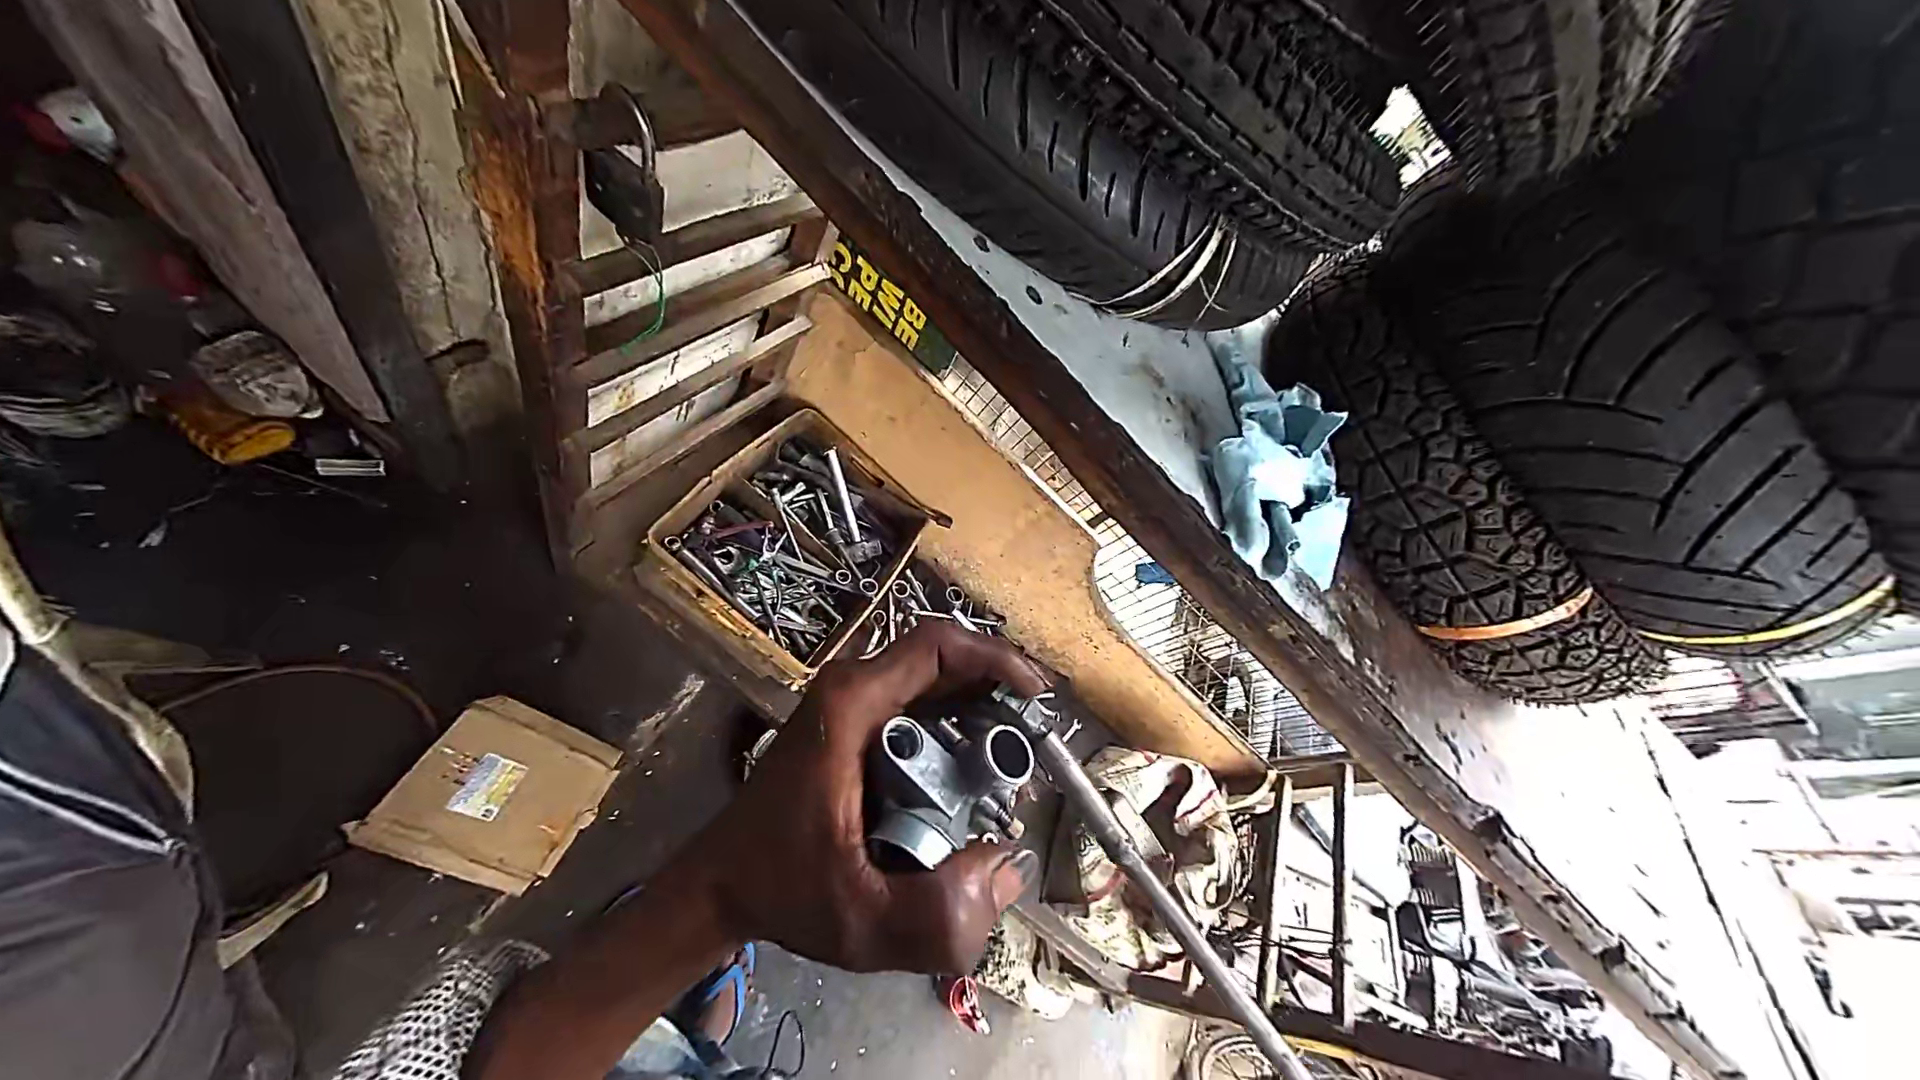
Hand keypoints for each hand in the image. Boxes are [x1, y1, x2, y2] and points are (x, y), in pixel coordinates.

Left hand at [693, 621, 1050, 973]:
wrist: (722, 881)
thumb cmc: (783, 887)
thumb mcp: (860, 921)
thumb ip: (937, 915)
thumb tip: (1006, 868)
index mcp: (851, 706)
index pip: (934, 646)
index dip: (993, 657)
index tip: (1033, 694)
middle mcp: (851, 689)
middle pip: (941, 660)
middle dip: (994, 691)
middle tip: (1029, 743)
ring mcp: (850, 702)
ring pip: (933, 681)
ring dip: (978, 708)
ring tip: (1008, 762)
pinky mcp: (854, 721)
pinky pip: (919, 704)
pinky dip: (955, 723)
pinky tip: (973, 770)